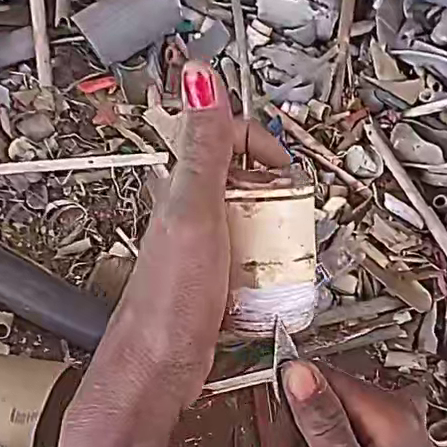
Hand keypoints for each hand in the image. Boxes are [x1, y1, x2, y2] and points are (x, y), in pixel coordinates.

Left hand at [76, 61, 289, 406]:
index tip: (284, 168)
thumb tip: (199, 78)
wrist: (159, 368)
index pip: (227, 137)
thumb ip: (204, 148)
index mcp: (184, 188)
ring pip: (250, 222)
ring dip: (273, 232)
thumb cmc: (168, 300)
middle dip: (276, 193)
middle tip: (287, 213)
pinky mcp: (216, 280)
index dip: (262, 144)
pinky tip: (268, 280)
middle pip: (245, 181)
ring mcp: (205, 249)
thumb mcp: (193, 213)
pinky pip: (251, 261)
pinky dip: (266, 267)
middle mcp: (191, 215)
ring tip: (281, 249)